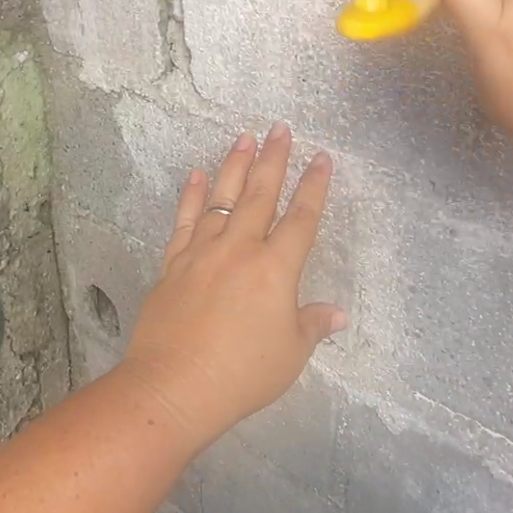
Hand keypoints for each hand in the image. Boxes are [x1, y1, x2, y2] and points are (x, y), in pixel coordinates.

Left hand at [114, 123, 345, 449]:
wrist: (174, 384)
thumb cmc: (242, 373)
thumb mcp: (290, 354)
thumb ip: (312, 326)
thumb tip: (338, 314)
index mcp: (276, 268)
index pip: (302, 218)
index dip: (314, 186)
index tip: (321, 157)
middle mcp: (241, 248)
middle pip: (261, 194)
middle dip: (274, 158)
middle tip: (280, 128)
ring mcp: (203, 251)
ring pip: (223, 197)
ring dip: (235, 165)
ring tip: (244, 137)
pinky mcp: (174, 262)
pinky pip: (185, 220)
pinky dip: (190, 195)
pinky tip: (195, 175)